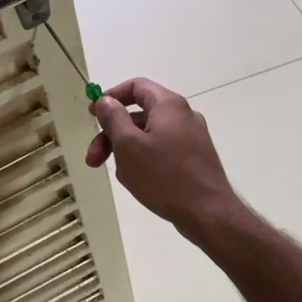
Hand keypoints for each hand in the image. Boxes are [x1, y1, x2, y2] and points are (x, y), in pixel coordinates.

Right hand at [85, 78, 239, 235]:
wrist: (209, 214)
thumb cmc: (164, 176)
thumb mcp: (128, 145)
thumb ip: (113, 118)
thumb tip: (105, 100)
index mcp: (168, 105)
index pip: (136, 87)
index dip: (111, 97)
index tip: (92, 115)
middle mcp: (183, 116)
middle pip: (138, 115)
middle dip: (111, 134)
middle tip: (94, 159)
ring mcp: (191, 138)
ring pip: (148, 136)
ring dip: (126, 151)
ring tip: (122, 177)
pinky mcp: (194, 159)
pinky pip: (161, 151)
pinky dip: (145, 160)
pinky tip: (139, 183)